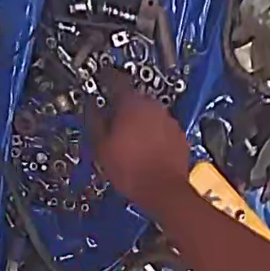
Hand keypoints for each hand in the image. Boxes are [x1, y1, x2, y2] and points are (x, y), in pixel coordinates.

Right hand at [88, 69, 190, 211]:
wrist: (162, 190)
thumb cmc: (132, 170)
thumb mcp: (101, 146)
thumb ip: (95, 121)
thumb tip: (91, 109)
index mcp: (132, 104)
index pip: (115, 80)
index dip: (106, 80)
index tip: (101, 80)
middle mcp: (153, 107)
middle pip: (134, 99)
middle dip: (122, 108)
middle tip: (111, 123)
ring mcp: (169, 121)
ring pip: (149, 114)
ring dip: (139, 122)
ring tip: (128, 142)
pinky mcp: (179, 136)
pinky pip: (162, 129)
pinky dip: (153, 135)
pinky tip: (145, 150)